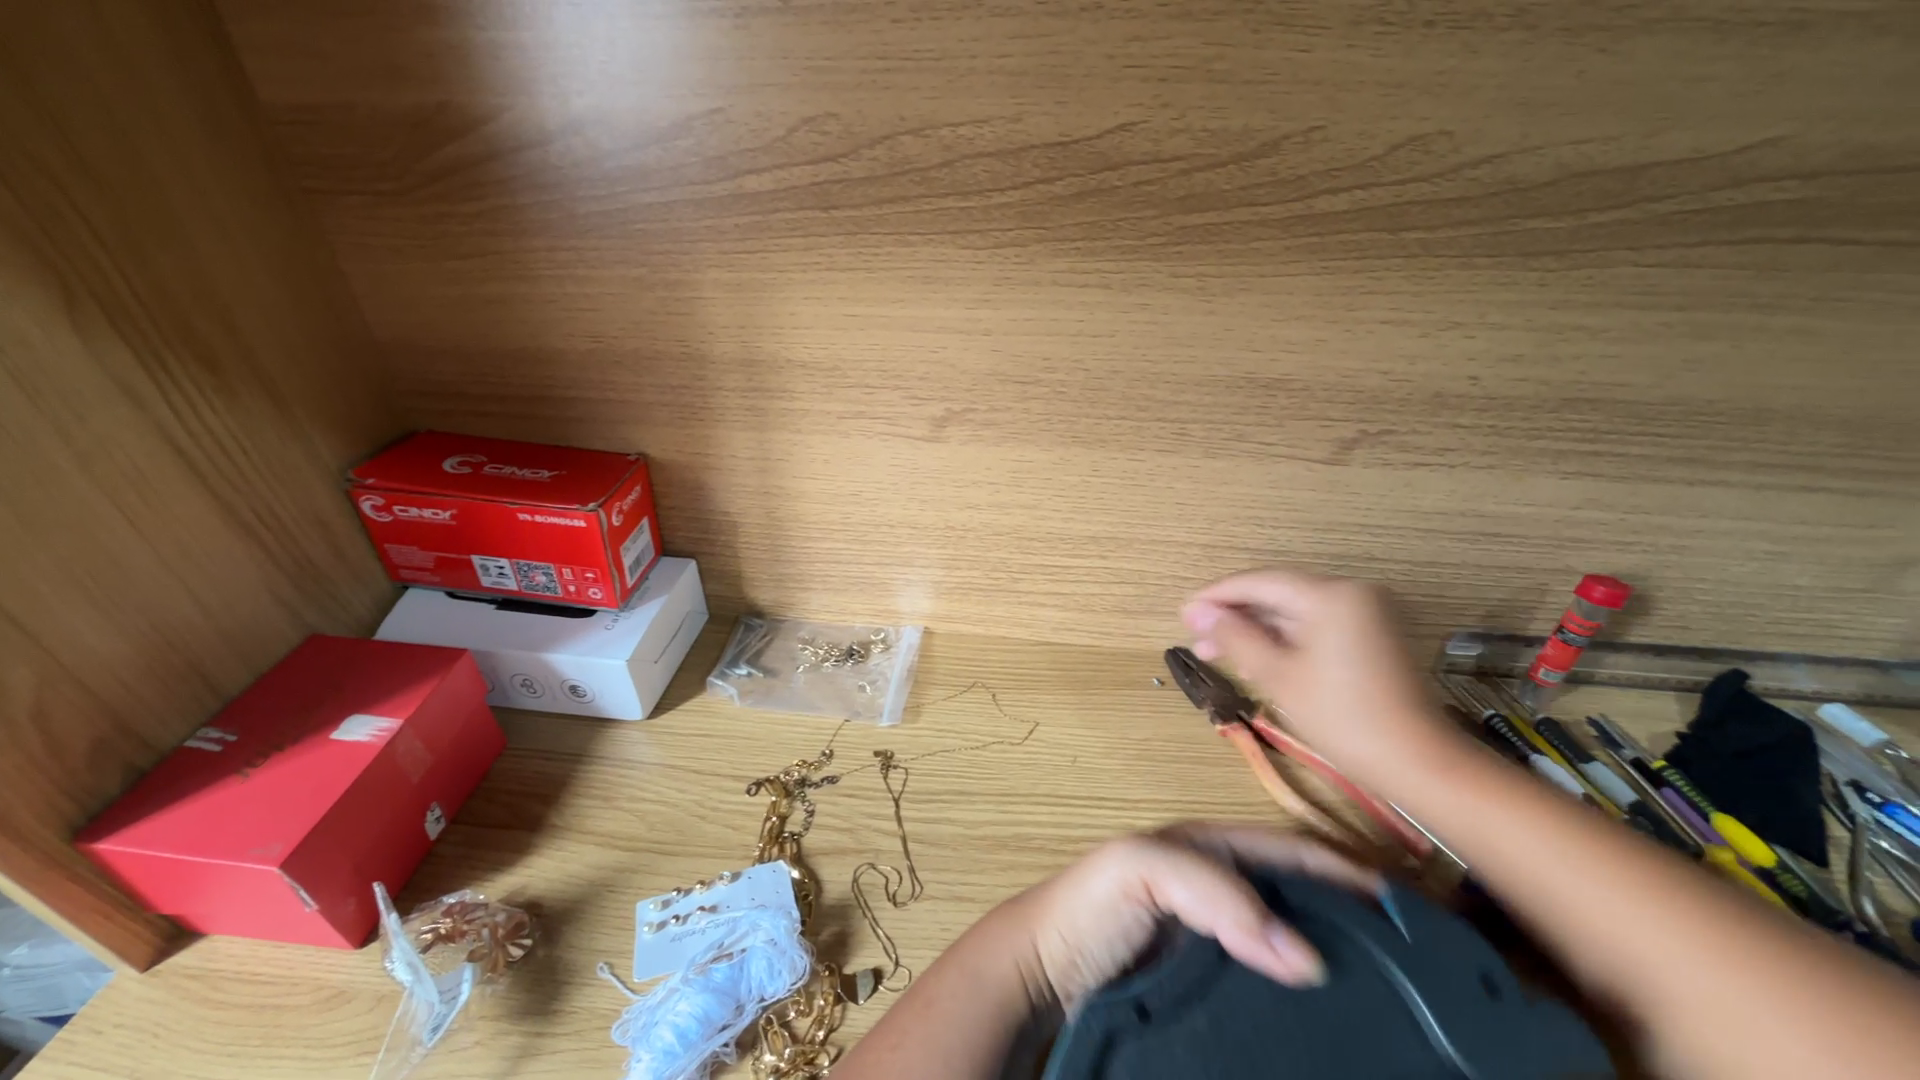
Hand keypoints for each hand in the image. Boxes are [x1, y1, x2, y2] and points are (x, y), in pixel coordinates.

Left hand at [1009, 823, 1379, 1011]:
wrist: (1041, 976)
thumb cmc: (1086, 910)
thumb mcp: (1139, 869)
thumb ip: (1212, 891)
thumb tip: (1303, 954)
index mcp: (1208, 848)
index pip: (1292, 852)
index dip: (1347, 871)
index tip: (1408, 907)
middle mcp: (1220, 888)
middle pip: (1301, 895)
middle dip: (1355, 914)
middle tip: (1416, 957)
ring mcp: (1218, 937)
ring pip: (1291, 940)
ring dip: (1338, 956)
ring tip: (1394, 991)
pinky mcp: (1212, 983)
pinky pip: (1271, 984)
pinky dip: (1307, 993)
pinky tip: (1335, 1018)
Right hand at [1181, 570, 1467, 786]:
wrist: (1416, 761)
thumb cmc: (1342, 718)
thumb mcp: (1278, 676)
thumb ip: (1235, 637)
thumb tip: (1197, 612)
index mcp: (1331, 594)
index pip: (1261, 581)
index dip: (1217, 596)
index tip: (1183, 613)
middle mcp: (1352, 593)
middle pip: (1280, 593)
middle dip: (1236, 616)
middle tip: (1197, 639)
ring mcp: (1367, 614)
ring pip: (1297, 612)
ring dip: (1258, 631)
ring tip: (1219, 654)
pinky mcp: (1372, 636)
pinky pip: (1317, 626)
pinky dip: (1285, 640)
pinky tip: (1258, 662)